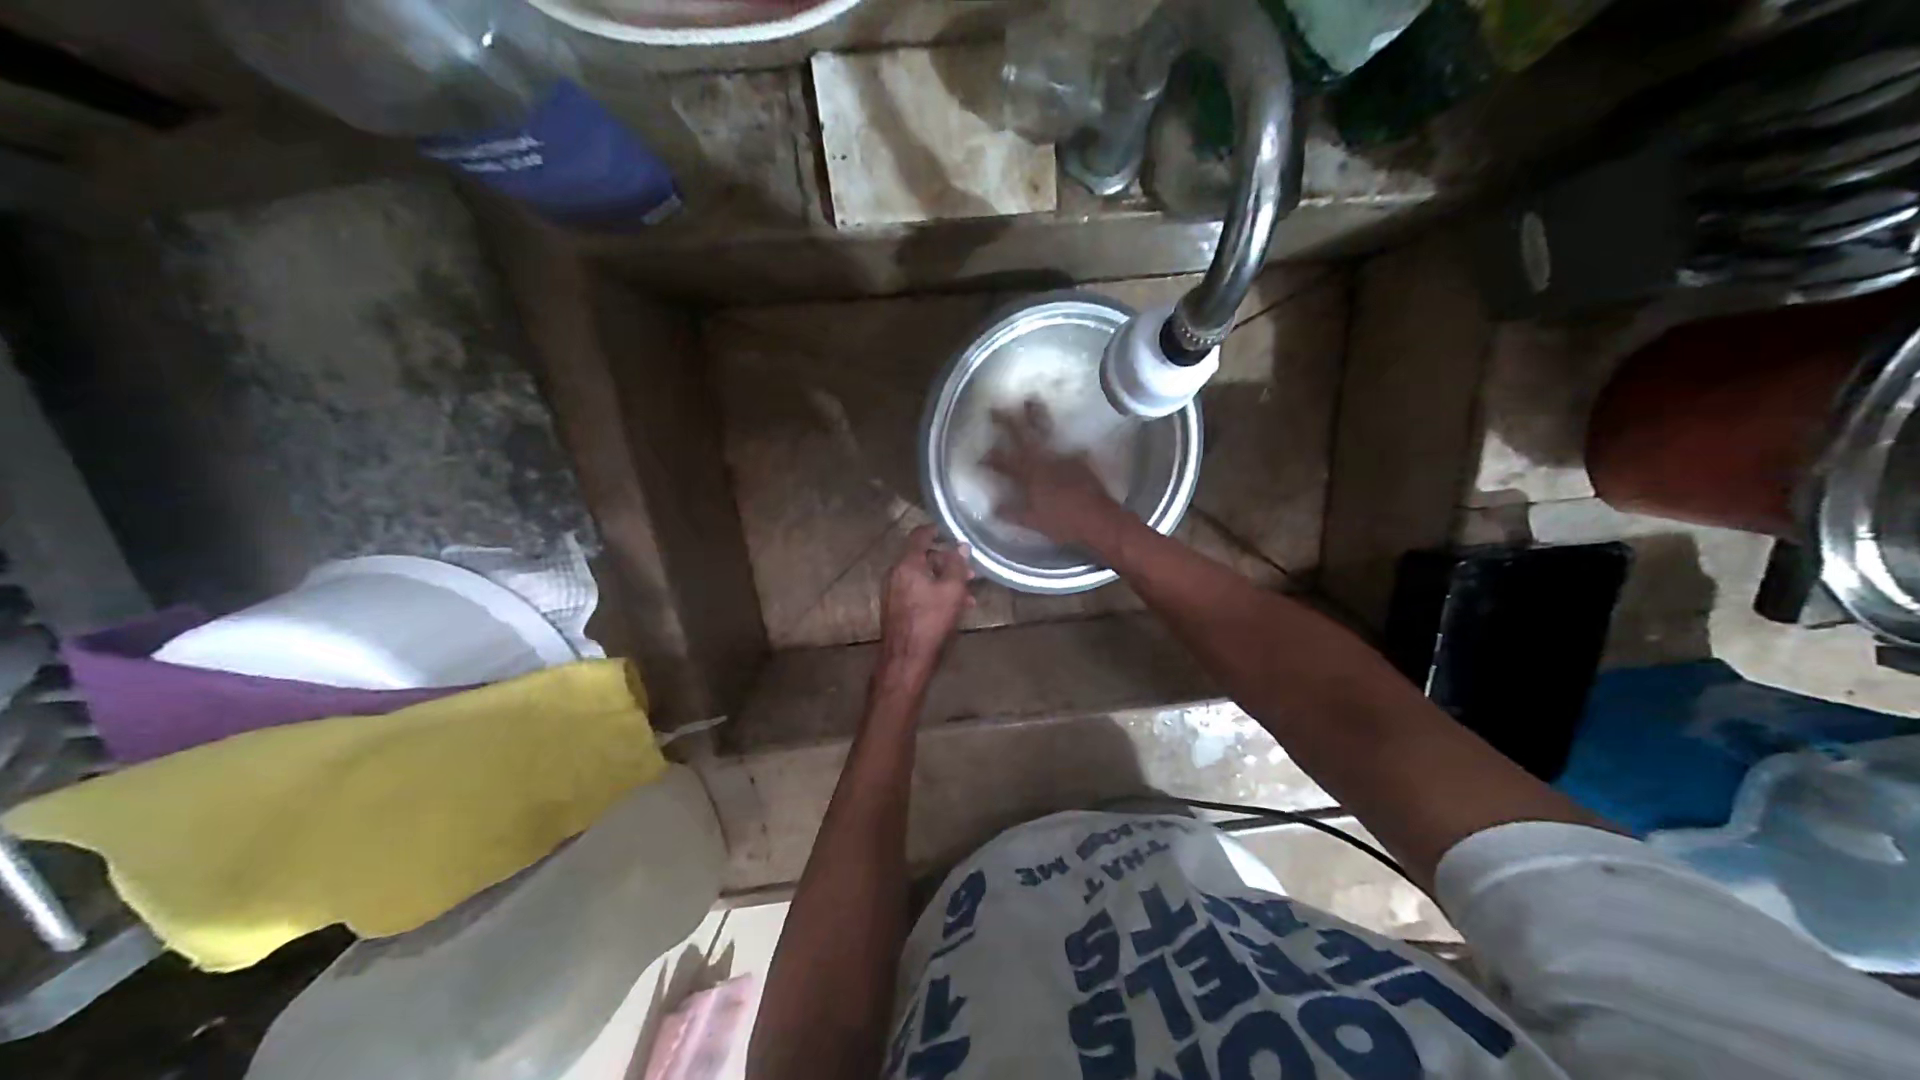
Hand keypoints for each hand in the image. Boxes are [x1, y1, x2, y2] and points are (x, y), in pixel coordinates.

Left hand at [878, 525, 974, 680]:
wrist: (906, 658)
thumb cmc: (931, 621)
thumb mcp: (952, 590)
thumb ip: (957, 565)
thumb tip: (960, 547)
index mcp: (907, 564)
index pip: (920, 535)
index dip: (936, 529)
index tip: (951, 530)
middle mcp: (895, 573)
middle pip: (922, 557)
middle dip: (947, 561)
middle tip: (969, 571)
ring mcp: (892, 591)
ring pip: (921, 576)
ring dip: (943, 580)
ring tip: (967, 593)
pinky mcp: (894, 607)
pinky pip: (916, 590)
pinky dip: (933, 591)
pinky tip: (952, 607)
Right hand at [984, 400, 1125, 548]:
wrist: (1100, 520)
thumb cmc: (1065, 523)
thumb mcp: (1034, 522)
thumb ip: (1013, 513)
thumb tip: (994, 509)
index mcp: (1030, 476)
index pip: (1004, 462)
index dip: (990, 458)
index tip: (979, 456)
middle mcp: (1045, 461)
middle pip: (1023, 435)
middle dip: (1008, 421)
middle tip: (996, 407)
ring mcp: (1064, 457)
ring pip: (1046, 432)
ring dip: (1036, 416)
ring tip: (1031, 401)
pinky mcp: (1081, 460)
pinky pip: (1068, 447)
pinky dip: (1062, 443)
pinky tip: (1062, 441)